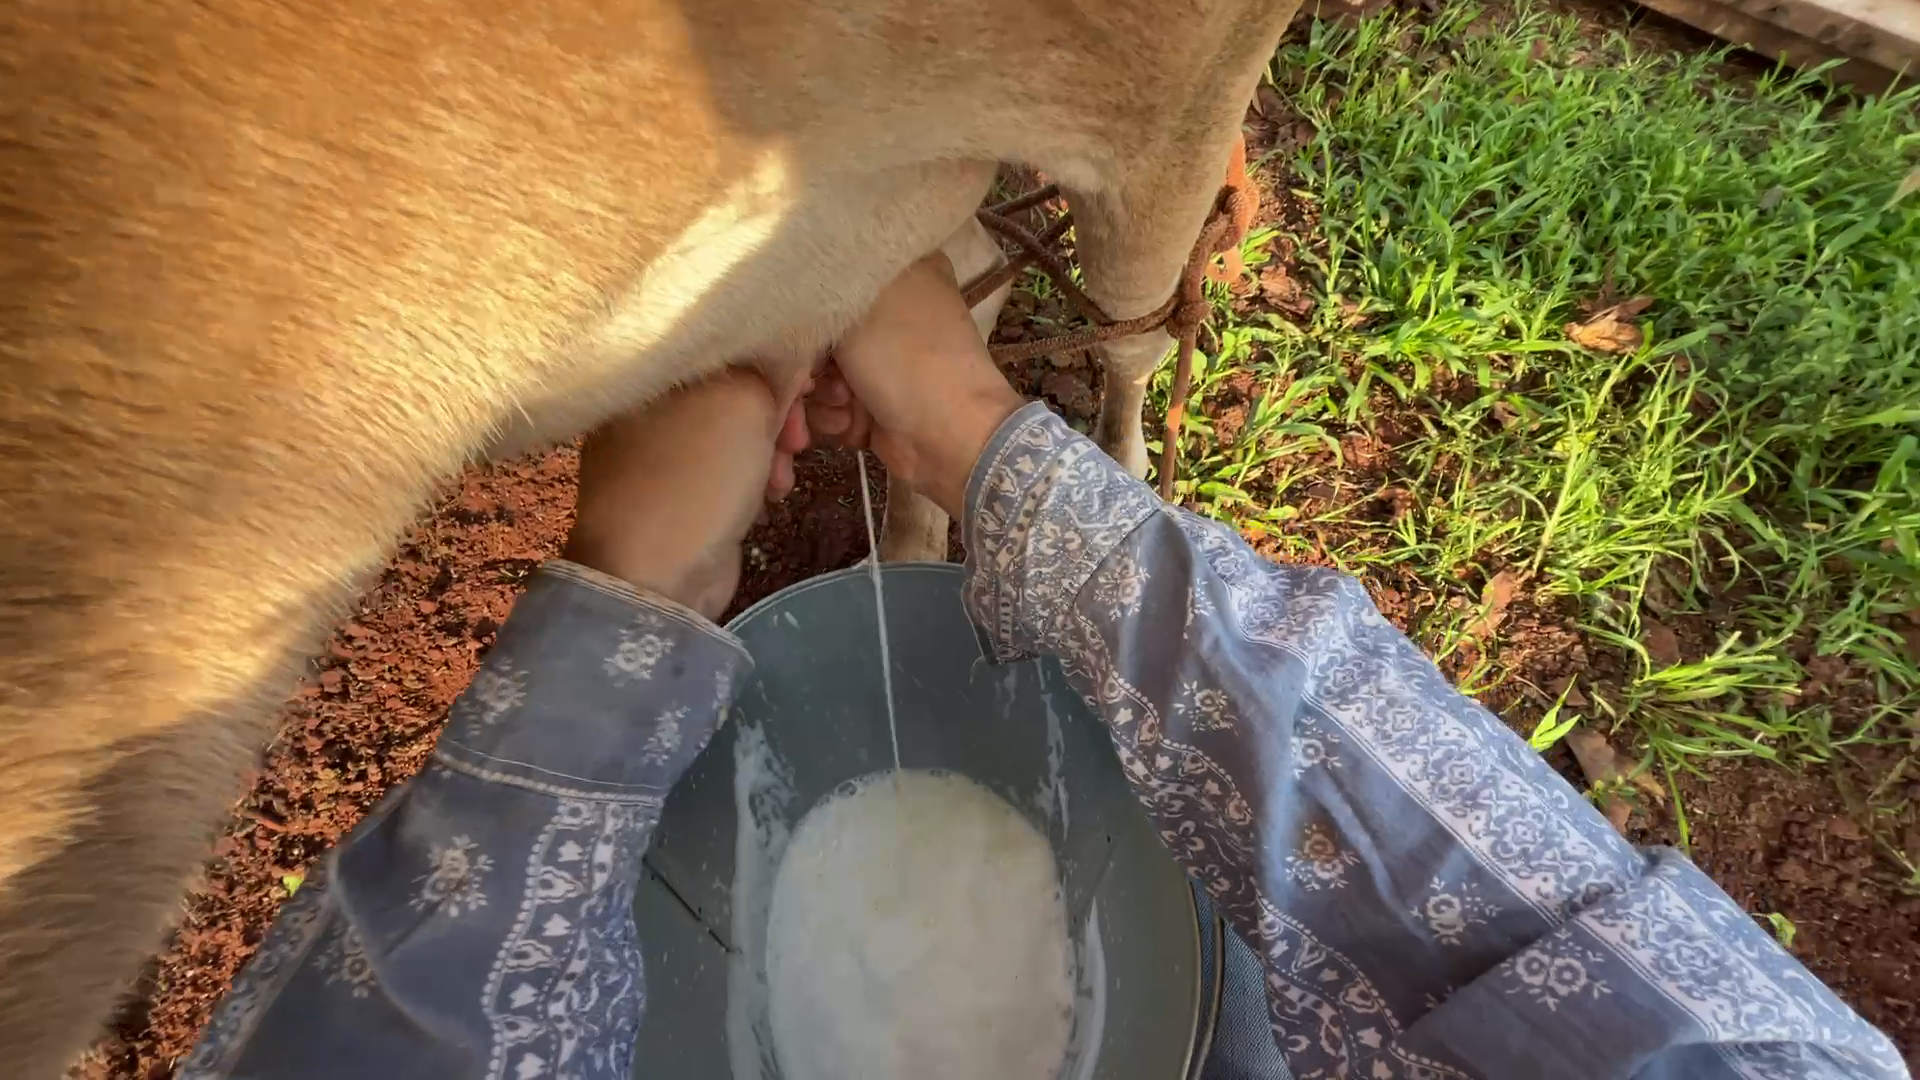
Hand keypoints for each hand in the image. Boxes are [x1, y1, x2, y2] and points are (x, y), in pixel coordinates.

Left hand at [563, 368, 808, 619]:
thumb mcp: (743, 403)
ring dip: (770, 450)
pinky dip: (751, 476)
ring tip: (782, 479)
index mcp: (652, 367)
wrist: (656, 573)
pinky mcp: (675, 486)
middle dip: (777, 414)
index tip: (807, 390)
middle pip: (734, 387)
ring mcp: (657, 447)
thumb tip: (791, 360)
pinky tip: (768, 497)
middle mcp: (649, 400)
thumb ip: (771, 371)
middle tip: (799, 442)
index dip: (777, 362)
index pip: (730, 344)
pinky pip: (725, 464)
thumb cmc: (698, 476)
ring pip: (734, 428)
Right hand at [808, 254, 1023, 516]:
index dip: (807, 301)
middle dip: (808, 361)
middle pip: (814, 329)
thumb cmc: (905, 356)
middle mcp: (889, 313)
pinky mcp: (872, 405)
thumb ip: (813, 282)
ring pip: (815, 373)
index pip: (829, 272)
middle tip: (816, 373)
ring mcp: (881, 362)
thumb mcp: (854, 297)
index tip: (799, 322)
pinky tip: (855, 424)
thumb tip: (788, 286)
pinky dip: (836, 420)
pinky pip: (828, 407)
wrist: (948, 437)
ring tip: (848, 403)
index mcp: (900, 269)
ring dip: (822, 396)